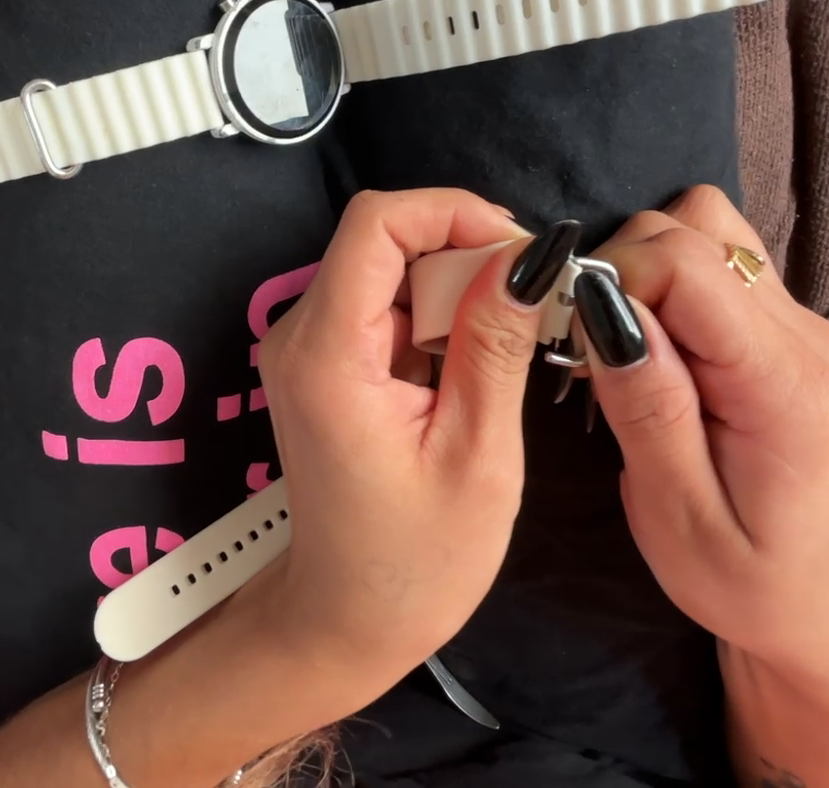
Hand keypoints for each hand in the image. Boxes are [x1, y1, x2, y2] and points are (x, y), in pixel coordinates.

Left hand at [248, 188, 567, 706]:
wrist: (343, 617)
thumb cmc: (413, 561)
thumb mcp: (477, 455)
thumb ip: (495, 345)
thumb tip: (525, 259)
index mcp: (327, 354)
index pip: (375, 223)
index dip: (450, 212)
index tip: (517, 250)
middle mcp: (300, 334)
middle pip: (380, 240)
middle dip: (461, 251)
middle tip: (528, 300)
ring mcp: (305, 346)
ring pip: (385, 269)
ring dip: (452, 286)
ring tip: (506, 338)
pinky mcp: (322, 361)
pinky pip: (380, 305)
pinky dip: (432, 315)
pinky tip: (467, 363)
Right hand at [574, 186, 828, 675]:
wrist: (802, 600)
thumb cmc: (736, 572)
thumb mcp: (675, 509)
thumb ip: (646, 402)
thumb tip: (601, 304)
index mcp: (783, 383)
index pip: (686, 265)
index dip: (611, 278)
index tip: (573, 337)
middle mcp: (801, 332)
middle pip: (689, 230)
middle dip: (616, 269)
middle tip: (588, 344)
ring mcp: (796, 320)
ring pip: (702, 223)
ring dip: (641, 261)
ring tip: (620, 333)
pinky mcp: (777, 320)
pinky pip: (712, 250)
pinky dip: (661, 268)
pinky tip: (649, 329)